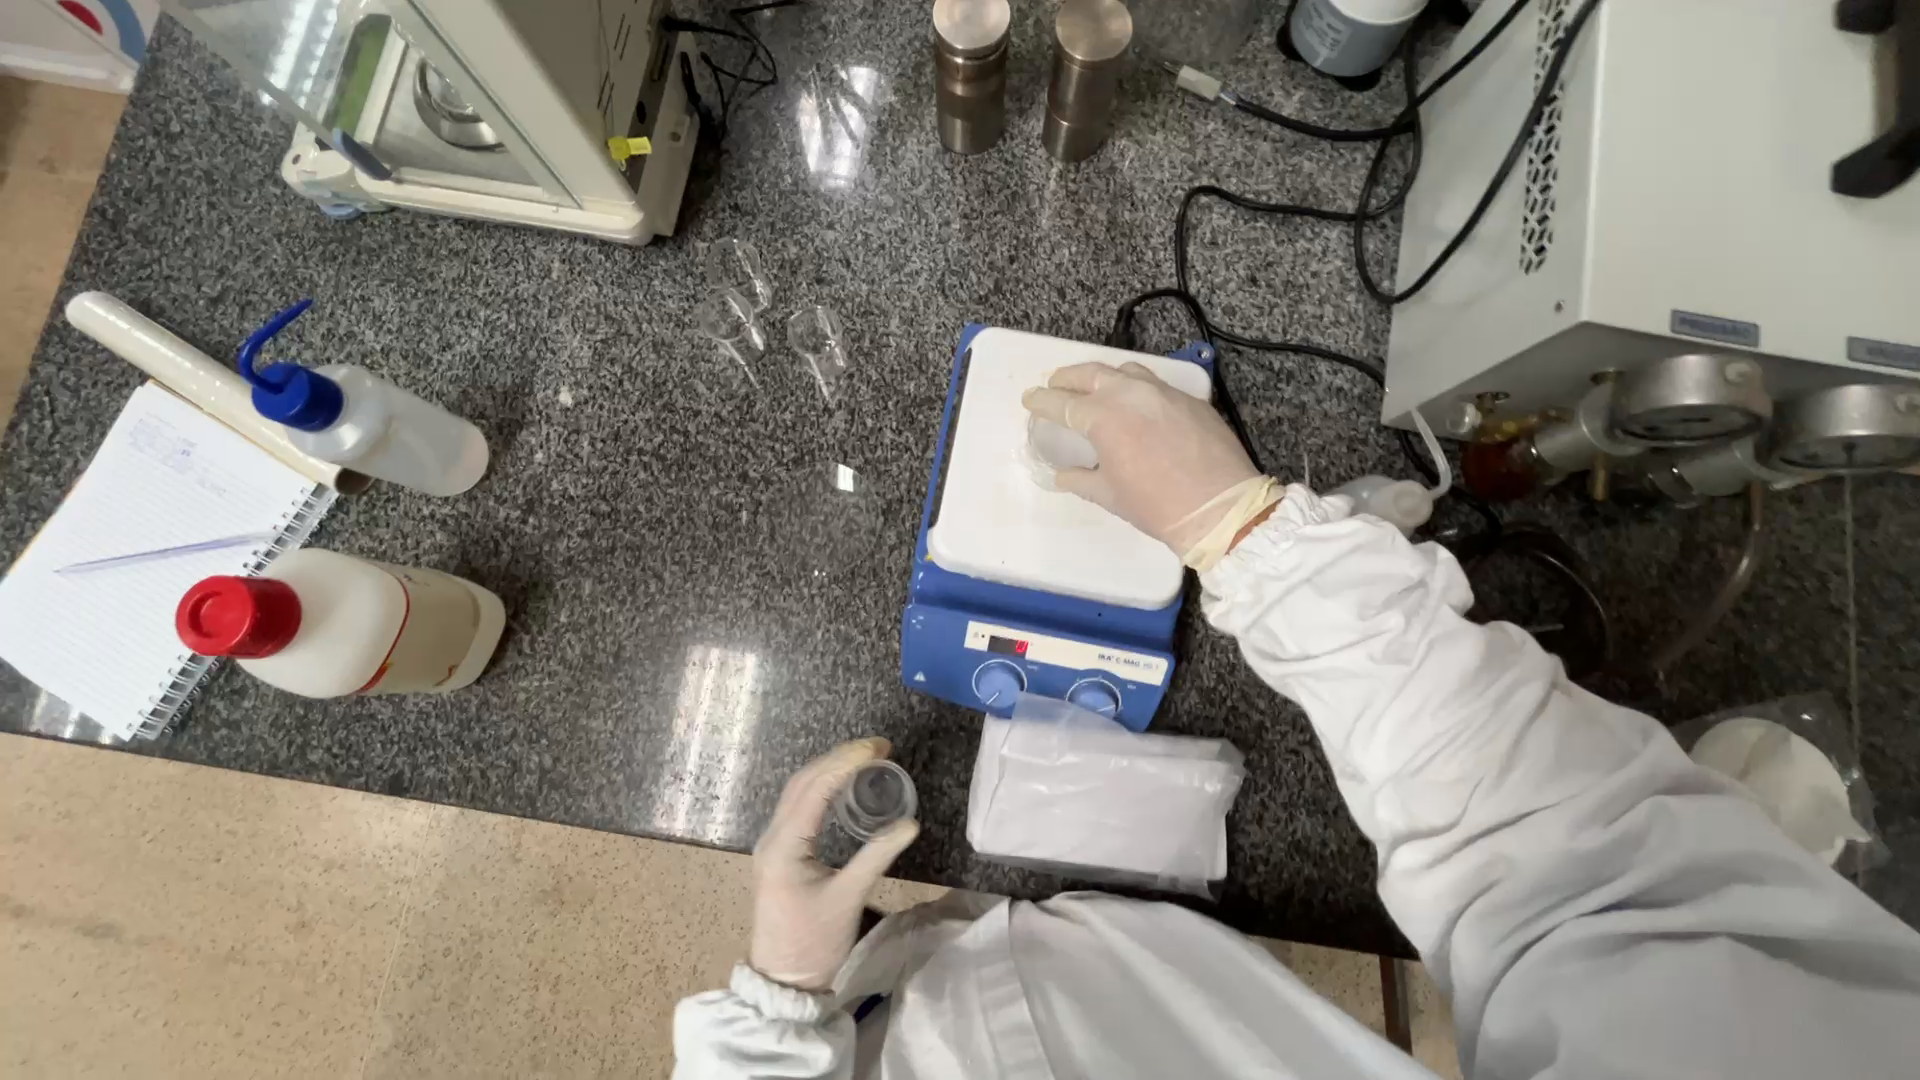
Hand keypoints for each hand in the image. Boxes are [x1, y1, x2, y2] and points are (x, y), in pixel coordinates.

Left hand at [749, 738, 918, 990]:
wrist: (783, 985)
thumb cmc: (813, 943)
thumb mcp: (848, 899)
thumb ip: (876, 857)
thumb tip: (910, 823)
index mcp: (784, 845)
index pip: (815, 788)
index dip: (846, 762)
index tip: (878, 748)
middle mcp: (772, 837)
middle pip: (803, 782)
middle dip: (839, 758)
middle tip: (877, 747)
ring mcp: (772, 844)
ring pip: (798, 791)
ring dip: (829, 769)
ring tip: (864, 758)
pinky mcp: (779, 853)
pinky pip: (798, 806)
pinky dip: (822, 787)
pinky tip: (842, 785)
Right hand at [1022, 361, 1274, 567]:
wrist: (1221, 508)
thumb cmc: (1157, 506)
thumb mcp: (1110, 496)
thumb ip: (1081, 479)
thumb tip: (1063, 475)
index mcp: (1104, 418)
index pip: (1063, 403)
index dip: (1042, 401)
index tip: (1030, 399)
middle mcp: (1131, 395)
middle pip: (1091, 374)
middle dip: (1067, 378)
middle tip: (1055, 385)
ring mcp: (1163, 393)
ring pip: (1124, 371)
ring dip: (1102, 376)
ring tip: (1093, 388)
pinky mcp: (1189, 399)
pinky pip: (1154, 383)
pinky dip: (1134, 386)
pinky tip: (1133, 402)